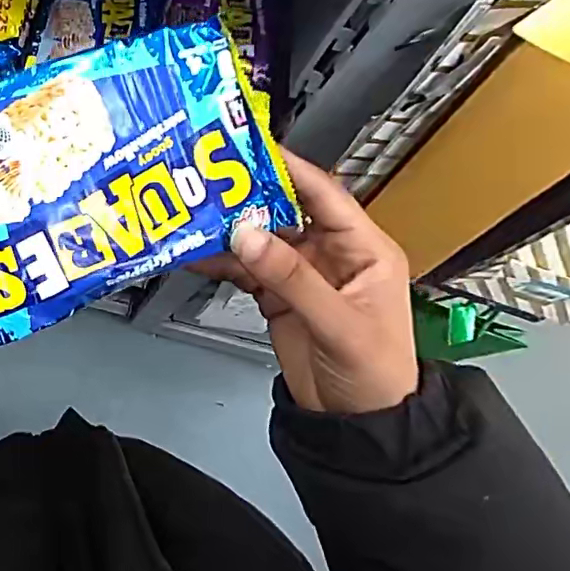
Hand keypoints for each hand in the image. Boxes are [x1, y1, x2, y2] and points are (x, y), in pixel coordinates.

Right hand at [195, 149, 416, 413]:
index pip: (324, 194)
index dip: (290, 168)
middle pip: (282, 211)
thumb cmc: (374, 373)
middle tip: (209, 180)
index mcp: (362, 249)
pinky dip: (220, 261)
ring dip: (228, 230)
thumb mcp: (338, 324)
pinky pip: (243, 267)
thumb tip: (246, 235)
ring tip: (194, 216)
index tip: (253, 149)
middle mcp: (328, 253)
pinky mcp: (276, 292)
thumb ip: (291, 278)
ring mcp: (299, 272)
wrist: (355, 422)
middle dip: (247, 197)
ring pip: (257, 238)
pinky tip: (197, 254)